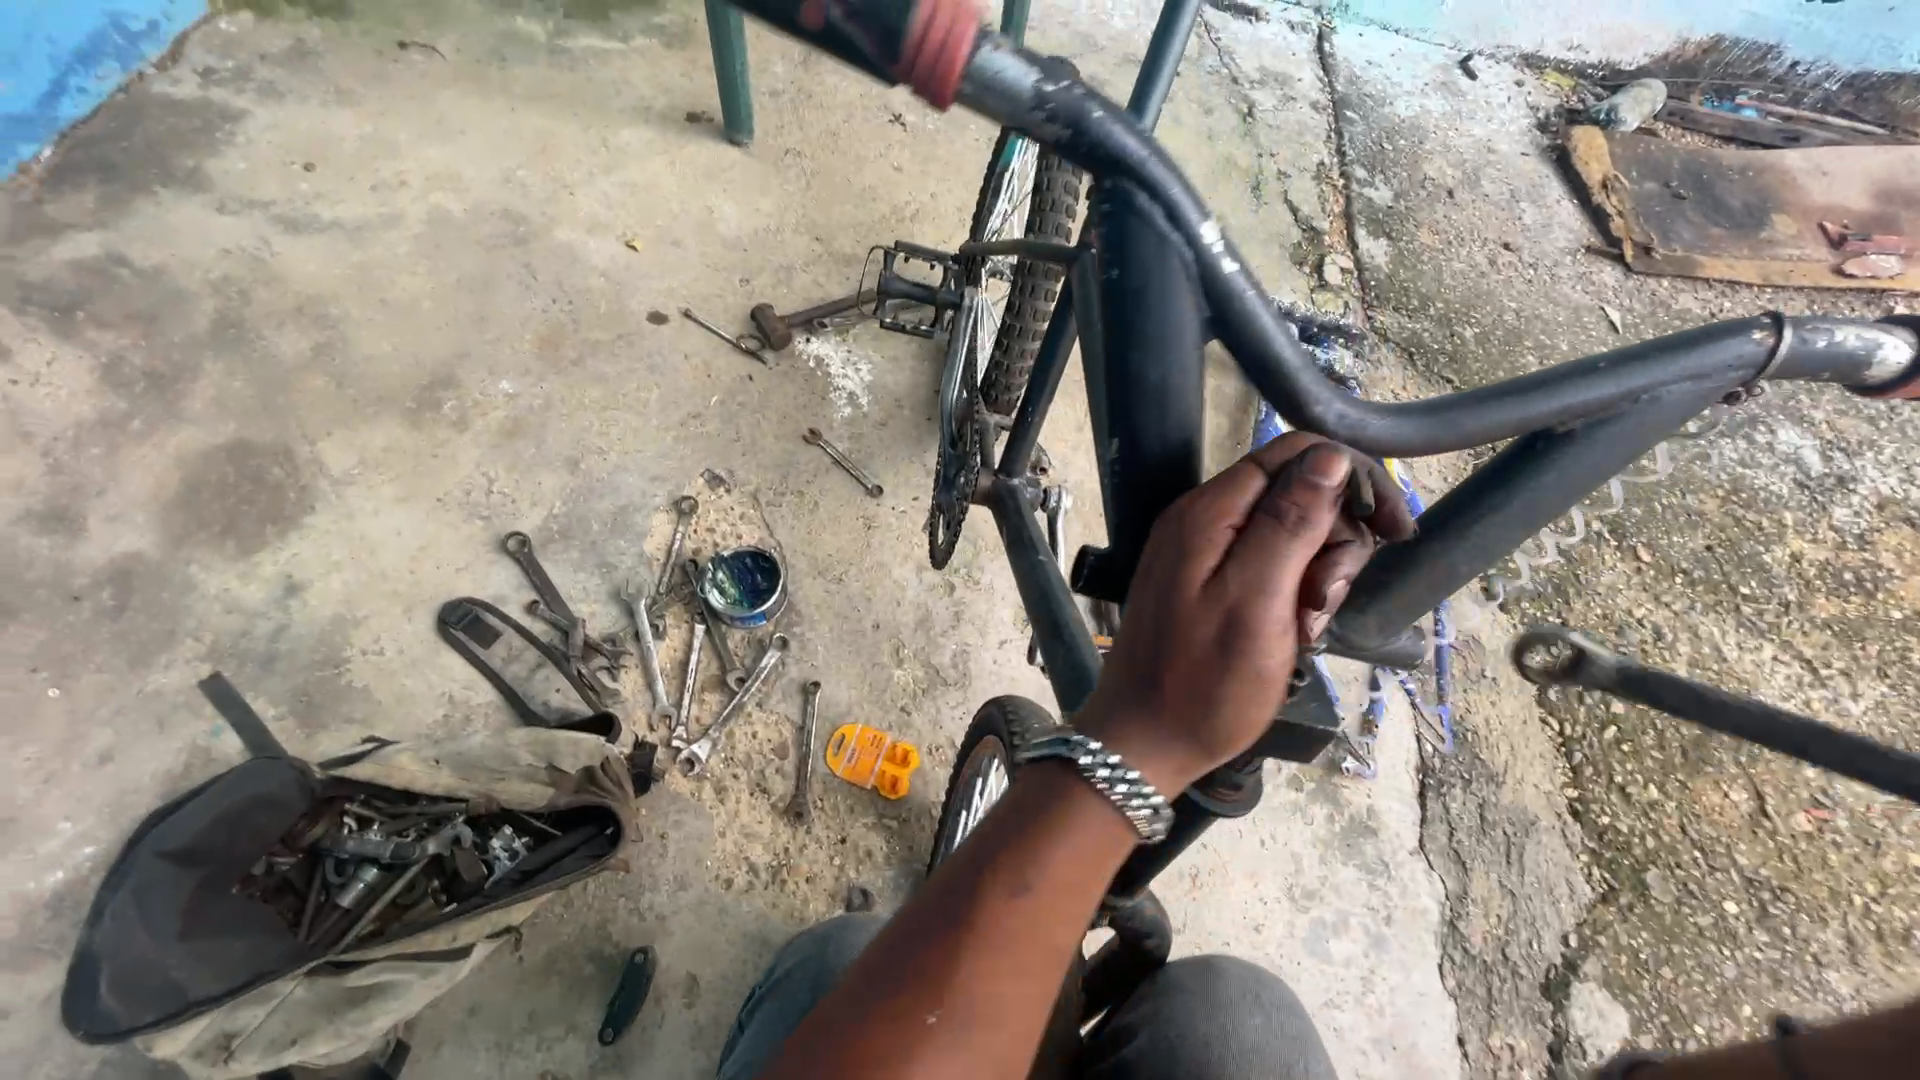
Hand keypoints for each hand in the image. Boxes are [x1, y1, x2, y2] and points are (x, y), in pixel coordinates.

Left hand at [1076, 434, 1416, 791]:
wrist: (1148, 742)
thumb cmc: (1204, 683)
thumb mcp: (1257, 600)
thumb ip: (1289, 524)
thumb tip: (1329, 456)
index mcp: (1209, 513)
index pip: (1293, 453)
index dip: (1350, 478)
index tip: (1390, 529)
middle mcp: (1202, 521)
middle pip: (1296, 493)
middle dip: (1332, 540)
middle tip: (1322, 600)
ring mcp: (1203, 554)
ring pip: (1290, 533)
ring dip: (1316, 575)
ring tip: (1305, 625)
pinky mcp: (1210, 584)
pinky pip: (1269, 567)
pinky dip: (1293, 594)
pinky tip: (1294, 632)